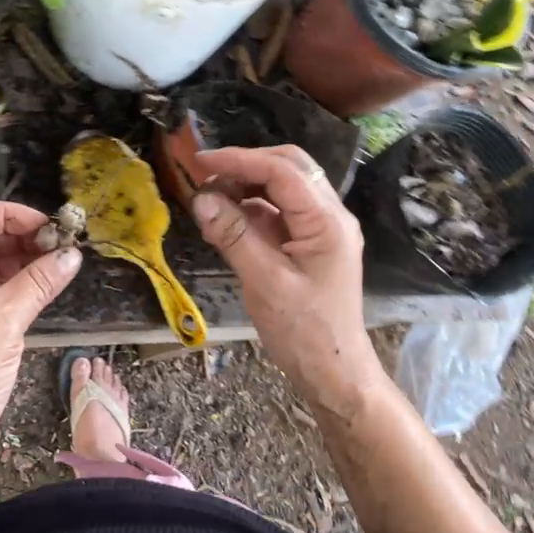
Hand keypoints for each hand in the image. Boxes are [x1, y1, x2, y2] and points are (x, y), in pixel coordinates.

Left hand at [0, 201, 82, 457]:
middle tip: (60, 243)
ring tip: (58, 260)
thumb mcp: (6, 321)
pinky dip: (15, 280)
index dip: (10, 214)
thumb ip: (39, 282)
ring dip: (20, 258)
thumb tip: (72, 255)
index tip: (47, 225)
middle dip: (19, 235)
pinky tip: (44, 281)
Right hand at [190, 146, 383, 401]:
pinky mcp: (310, 245)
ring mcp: (321, 230)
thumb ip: (234, 236)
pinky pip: (279, 212)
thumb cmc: (304, 331)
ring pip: (283, 187)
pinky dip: (251, 209)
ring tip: (210, 201)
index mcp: (327, 222)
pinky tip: (225, 222)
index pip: (282, 171)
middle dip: (245, 166)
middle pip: (289, 168)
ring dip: (246, 186)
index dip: (239, 160)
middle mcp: (330, 217)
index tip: (199, 163)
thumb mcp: (264, 282)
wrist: (334, 372)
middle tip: (205, 176)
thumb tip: (201, 199)